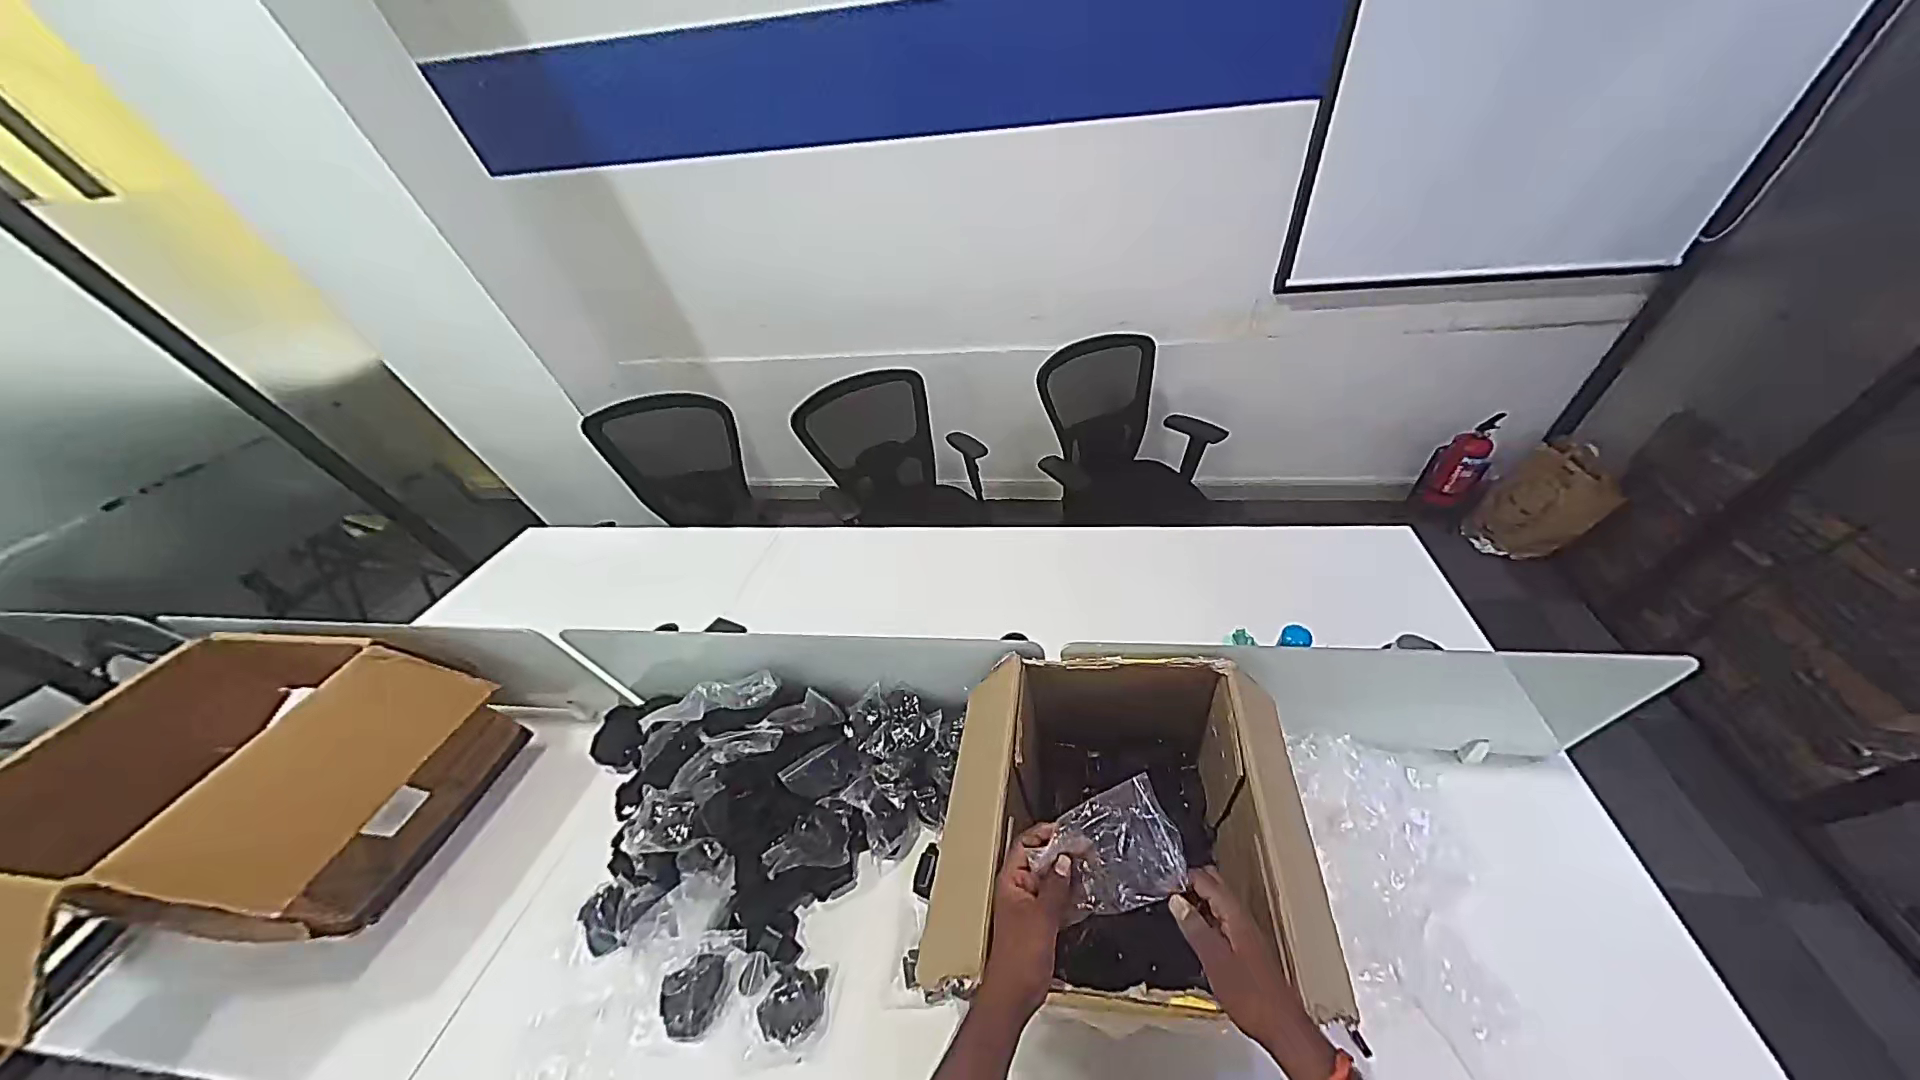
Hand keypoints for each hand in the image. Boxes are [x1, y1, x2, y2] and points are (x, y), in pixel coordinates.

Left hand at [978, 821, 1073, 1016]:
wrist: (1015, 994)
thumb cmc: (1018, 958)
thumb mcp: (1041, 916)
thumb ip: (1055, 886)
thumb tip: (1064, 859)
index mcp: (1011, 882)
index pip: (1024, 846)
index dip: (1044, 835)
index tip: (1066, 832)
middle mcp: (1018, 890)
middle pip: (1039, 861)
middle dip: (1061, 854)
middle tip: (1085, 850)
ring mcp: (1029, 906)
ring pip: (1050, 881)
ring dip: (1068, 875)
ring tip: (1089, 868)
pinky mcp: (1040, 922)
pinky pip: (1056, 900)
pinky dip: (1069, 896)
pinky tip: (1085, 895)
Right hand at [1171, 867, 1336, 1079]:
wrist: (1282, 1028)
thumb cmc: (1252, 997)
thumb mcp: (1214, 960)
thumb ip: (1194, 927)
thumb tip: (1176, 901)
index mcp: (1236, 915)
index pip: (1207, 879)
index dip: (1184, 878)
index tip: (1165, 884)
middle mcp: (1243, 919)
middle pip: (1215, 885)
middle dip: (1191, 885)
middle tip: (1169, 895)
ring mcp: (1246, 932)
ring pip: (1218, 903)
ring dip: (1198, 902)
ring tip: (1178, 912)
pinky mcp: (1246, 947)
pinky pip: (1222, 920)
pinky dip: (1206, 919)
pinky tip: (1196, 934)